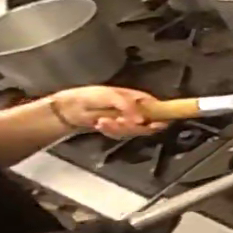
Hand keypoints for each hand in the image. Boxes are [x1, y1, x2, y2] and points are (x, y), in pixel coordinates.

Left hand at [49, 86, 167, 139]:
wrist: (72, 108)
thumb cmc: (93, 96)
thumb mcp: (112, 96)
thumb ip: (129, 106)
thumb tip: (142, 120)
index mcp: (140, 99)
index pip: (159, 108)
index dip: (160, 117)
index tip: (154, 124)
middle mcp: (138, 110)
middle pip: (149, 124)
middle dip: (133, 126)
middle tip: (119, 122)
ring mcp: (130, 121)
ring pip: (135, 131)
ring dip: (118, 128)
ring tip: (102, 121)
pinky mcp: (121, 131)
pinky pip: (123, 135)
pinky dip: (111, 131)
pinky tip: (100, 124)